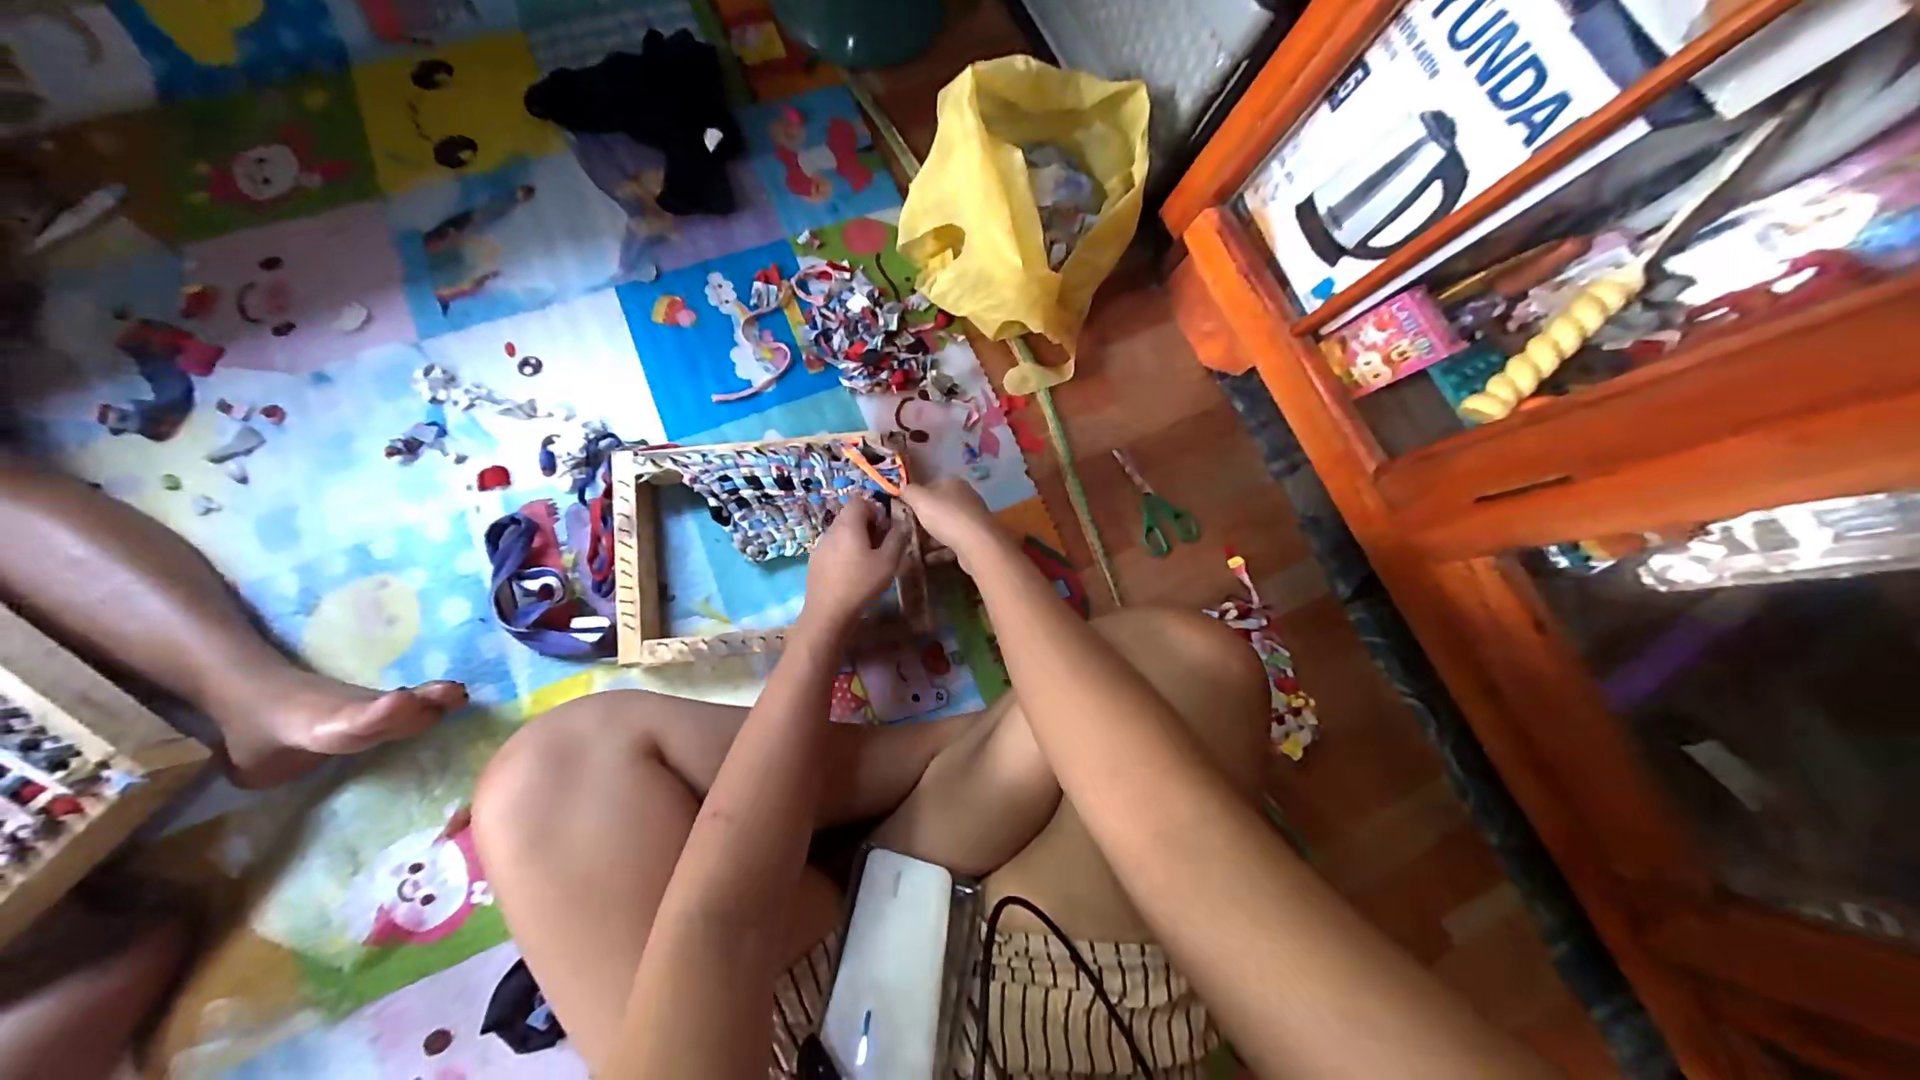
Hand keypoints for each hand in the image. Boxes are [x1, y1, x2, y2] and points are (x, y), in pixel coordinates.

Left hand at [800, 497, 910, 634]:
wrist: (827, 613)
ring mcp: (820, 546)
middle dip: (868, 526)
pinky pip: (834, 547)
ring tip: (869, 561)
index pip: (859, 500)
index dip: (875, 509)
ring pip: (842, 532)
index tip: (885, 529)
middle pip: (850, 515)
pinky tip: (853, 573)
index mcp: (848, 524)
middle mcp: (831, 530)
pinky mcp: (815, 562)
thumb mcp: (888, 561)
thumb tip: (902, 523)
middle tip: (881, 546)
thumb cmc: (861, 583)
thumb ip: (897, 538)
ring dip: (857, 540)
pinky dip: (845, 552)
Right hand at [899, 479, 1001, 564]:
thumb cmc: (946, 517)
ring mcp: (972, 520)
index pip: (931, 486)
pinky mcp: (975, 540)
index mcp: (954, 484)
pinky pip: (952, 543)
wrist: (977, 545)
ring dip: (930, 537)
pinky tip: (927, 559)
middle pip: (939, 508)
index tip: (904, 511)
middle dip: (923, 520)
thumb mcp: (920, 499)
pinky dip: (940, 550)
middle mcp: (966, 499)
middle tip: (907, 531)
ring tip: (914, 547)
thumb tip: (903, 488)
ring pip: (946, 527)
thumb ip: (909, 492)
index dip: (916, 498)